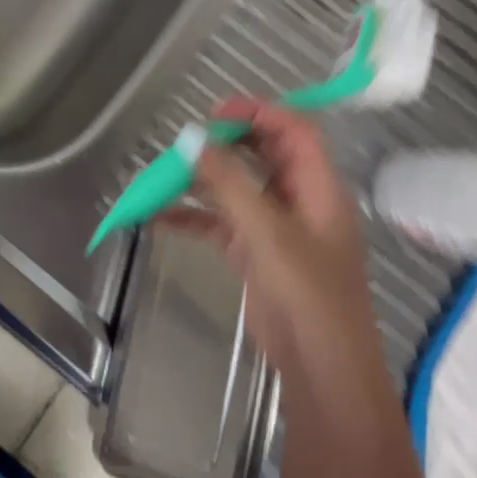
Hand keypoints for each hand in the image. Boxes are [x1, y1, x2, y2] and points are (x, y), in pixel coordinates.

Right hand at [159, 99, 387, 391]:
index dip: (261, 112)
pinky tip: (155, 215)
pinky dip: (189, 215)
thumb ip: (228, 181)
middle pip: (264, 154)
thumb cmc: (308, 293)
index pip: (296, 132)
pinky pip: (217, 221)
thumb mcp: (268, 232)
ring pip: (236, 186)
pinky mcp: (253, 253)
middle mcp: (299, 202)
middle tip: (186, 137)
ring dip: (201, 177)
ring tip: (163, 171)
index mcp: (319, 191)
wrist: (321, 367)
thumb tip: (191, 137)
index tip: (215, 111)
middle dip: (225, 141)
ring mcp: (275, 228)